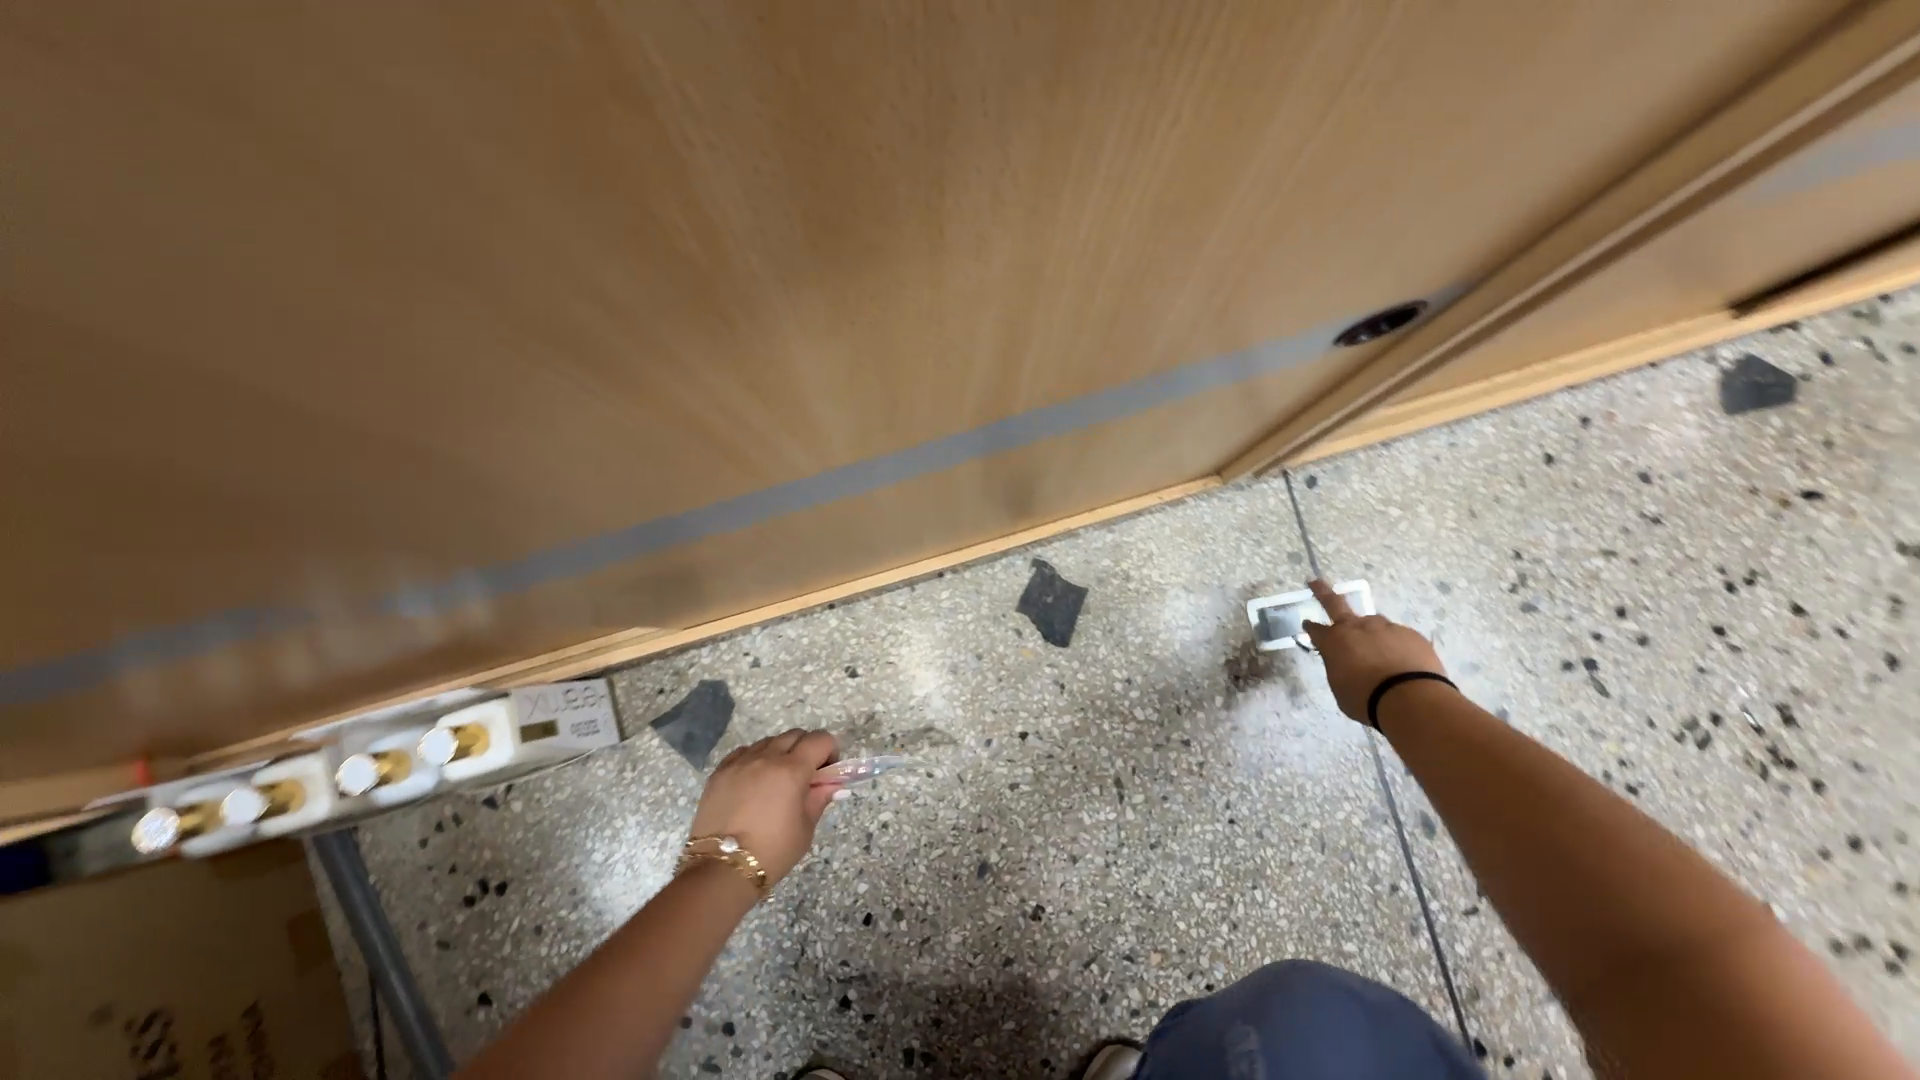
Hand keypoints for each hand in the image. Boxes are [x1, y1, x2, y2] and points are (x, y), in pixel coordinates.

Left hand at [687, 729, 841, 883]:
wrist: (722, 869)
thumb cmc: (773, 851)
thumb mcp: (805, 828)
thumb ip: (819, 798)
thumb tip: (831, 783)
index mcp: (792, 770)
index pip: (820, 740)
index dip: (830, 752)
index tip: (826, 772)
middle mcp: (766, 757)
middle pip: (795, 735)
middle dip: (806, 750)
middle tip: (804, 776)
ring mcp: (740, 762)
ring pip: (768, 742)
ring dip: (780, 753)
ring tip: (776, 781)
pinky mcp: (720, 772)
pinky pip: (744, 752)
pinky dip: (755, 759)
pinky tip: (753, 783)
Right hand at [1300, 579, 1448, 722]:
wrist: (1410, 698)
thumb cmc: (1365, 698)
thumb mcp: (1340, 687)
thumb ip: (1339, 668)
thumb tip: (1343, 661)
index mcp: (1334, 641)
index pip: (1316, 630)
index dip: (1310, 627)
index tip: (1307, 623)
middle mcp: (1357, 627)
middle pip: (1335, 603)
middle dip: (1323, 592)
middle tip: (1315, 581)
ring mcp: (1385, 628)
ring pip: (1373, 623)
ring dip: (1370, 632)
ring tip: (1378, 650)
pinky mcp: (1410, 634)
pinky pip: (1398, 637)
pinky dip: (1396, 646)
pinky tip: (1401, 661)